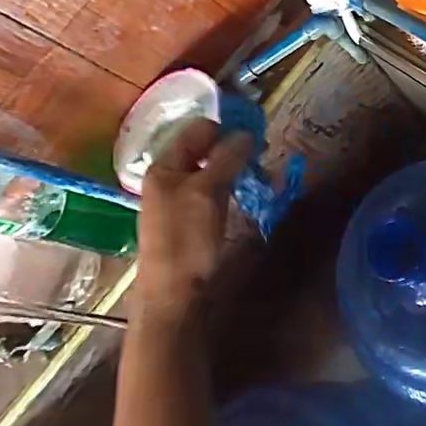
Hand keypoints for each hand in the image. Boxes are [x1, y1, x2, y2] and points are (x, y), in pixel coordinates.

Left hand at [135, 118, 251, 322]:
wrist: (173, 297)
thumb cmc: (186, 240)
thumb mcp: (207, 192)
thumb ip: (226, 158)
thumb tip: (247, 133)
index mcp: (164, 165)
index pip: (197, 129)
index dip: (226, 129)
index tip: (256, 140)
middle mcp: (168, 178)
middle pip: (203, 149)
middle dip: (232, 149)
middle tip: (261, 159)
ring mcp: (177, 199)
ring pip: (210, 170)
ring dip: (233, 168)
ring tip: (257, 177)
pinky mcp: (188, 219)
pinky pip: (210, 190)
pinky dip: (228, 186)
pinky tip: (241, 195)